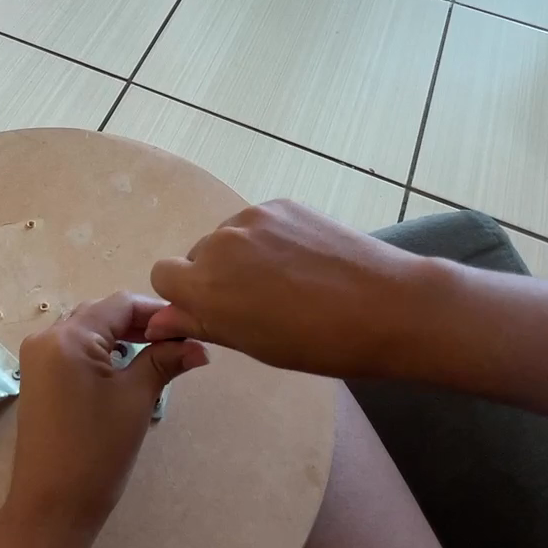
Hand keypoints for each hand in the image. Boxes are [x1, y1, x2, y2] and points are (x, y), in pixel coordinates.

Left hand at [6, 292, 209, 534]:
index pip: (120, 304)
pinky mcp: (37, 376)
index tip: (188, 324)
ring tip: (157, 350)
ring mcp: (37, 357)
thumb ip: (164, 362)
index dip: (156, 311)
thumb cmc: (96, 452)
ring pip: (87, 328)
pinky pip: (73, 347)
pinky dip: (101, 349)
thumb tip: (199, 346)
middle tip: (177, 339)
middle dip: (140, 322)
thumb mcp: (135, 400)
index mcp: (69, 337)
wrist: (51, 508)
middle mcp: (47, 337)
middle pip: (101, 312)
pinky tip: (125, 364)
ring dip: (120, 335)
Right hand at [147, 200, 429, 376]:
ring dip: (243, 256)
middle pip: (197, 254)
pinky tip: (305, 260)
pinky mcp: (279, 204)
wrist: (387, 306)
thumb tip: (160, 320)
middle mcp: (218, 243)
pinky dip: (270, 239)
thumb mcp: (252, 343)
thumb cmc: (317, 343)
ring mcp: (250, 218)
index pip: (163, 275)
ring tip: (288, 279)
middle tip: (258, 300)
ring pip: (228, 237)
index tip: (215, 309)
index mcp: (205, 285)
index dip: (184, 294)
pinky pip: (258, 223)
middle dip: (216, 275)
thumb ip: (200, 324)